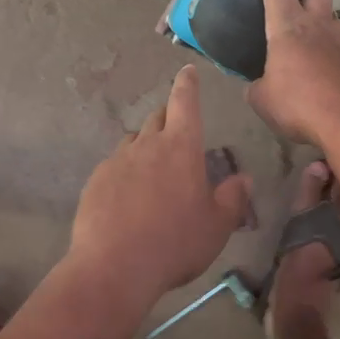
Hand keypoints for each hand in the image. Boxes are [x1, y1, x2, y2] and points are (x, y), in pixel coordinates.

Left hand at [68, 65, 253, 305]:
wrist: (113, 267)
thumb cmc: (175, 243)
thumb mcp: (216, 226)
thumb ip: (233, 199)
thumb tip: (243, 178)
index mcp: (181, 146)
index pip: (185, 102)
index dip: (187, 84)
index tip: (187, 71)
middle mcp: (148, 144)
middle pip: (158, 118)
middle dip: (169, 118)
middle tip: (177, 132)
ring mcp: (117, 160)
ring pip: (134, 141)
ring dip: (146, 146)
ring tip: (154, 169)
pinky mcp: (96, 181)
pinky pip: (114, 166)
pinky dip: (125, 172)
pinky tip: (128, 198)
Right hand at [244, 0, 339, 147]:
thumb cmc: (298, 104)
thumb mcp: (262, 99)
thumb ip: (257, 87)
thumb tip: (257, 86)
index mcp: (288, 26)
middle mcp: (317, 25)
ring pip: (334, 13)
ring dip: (320, 14)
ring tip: (308, 32)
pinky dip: (330, 44)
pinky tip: (321, 62)